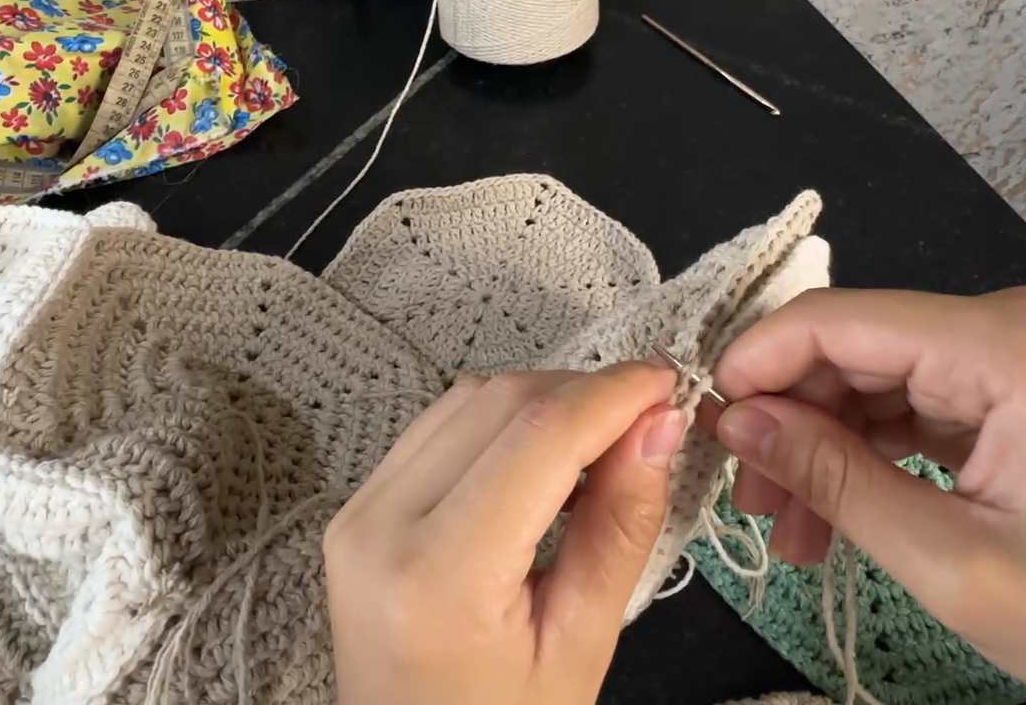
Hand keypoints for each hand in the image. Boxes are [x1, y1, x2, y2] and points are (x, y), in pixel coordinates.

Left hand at [324, 363, 684, 704]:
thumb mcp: (581, 645)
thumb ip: (622, 525)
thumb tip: (659, 424)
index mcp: (440, 575)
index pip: (538, 437)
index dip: (611, 394)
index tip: (666, 381)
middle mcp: (382, 522)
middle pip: (501, 401)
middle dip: (584, 392)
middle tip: (644, 415)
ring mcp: (360, 505)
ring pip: (470, 397)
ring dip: (544, 399)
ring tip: (597, 441)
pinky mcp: (358, 499)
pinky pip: (442, 421)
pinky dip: (503, 417)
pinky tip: (540, 455)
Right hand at [712, 287, 1025, 704]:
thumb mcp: (950, 560)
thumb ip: (829, 477)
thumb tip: (731, 422)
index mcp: (1000, 342)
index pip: (836, 320)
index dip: (757, 362)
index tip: (704, 420)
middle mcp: (1000, 328)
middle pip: (850, 350)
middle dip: (788, 421)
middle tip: (745, 497)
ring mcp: (1007, 360)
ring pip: (870, 384)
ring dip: (820, 450)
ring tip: (785, 529)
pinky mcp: (1009, 396)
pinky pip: (907, 410)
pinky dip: (864, 459)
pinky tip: (834, 518)